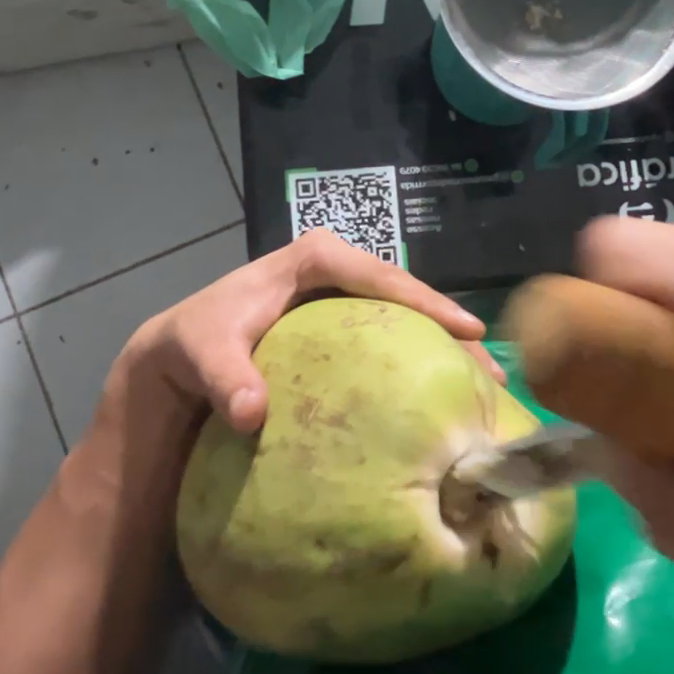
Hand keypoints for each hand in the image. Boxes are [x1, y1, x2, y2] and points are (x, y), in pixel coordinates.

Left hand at [119, 229, 500, 432]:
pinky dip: (420, 362)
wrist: (180, 358)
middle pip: (404, 294)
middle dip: (449, 327)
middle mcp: (336, 274)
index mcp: (312, 261)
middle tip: (492, 369)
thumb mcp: (201, 350)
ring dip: (444, 348)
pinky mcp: (344, 333)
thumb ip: (223, 373)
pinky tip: (445, 395)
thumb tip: (251, 412)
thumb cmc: (195, 343)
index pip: (375, 274)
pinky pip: (390, 340)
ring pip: (404, 318)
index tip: (464, 329)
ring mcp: (342, 303)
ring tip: (488, 386)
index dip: (422, 299)